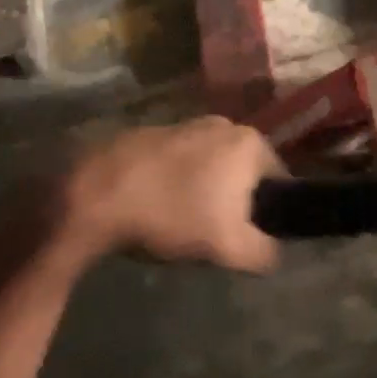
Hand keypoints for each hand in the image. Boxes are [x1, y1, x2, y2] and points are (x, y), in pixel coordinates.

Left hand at [63, 117, 282, 272]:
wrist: (95, 194)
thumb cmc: (172, 215)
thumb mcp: (231, 248)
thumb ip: (265, 253)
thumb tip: (273, 252)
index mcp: (250, 143)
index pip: (281, 182)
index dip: (270, 215)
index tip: (248, 238)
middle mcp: (224, 124)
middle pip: (244, 175)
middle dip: (235, 204)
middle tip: (216, 235)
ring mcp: (186, 124)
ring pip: (212, 169)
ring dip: (205, 195)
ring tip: (183, 224)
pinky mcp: (154, 133)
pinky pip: (181, 164)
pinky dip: (177, 184)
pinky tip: (158, 207)